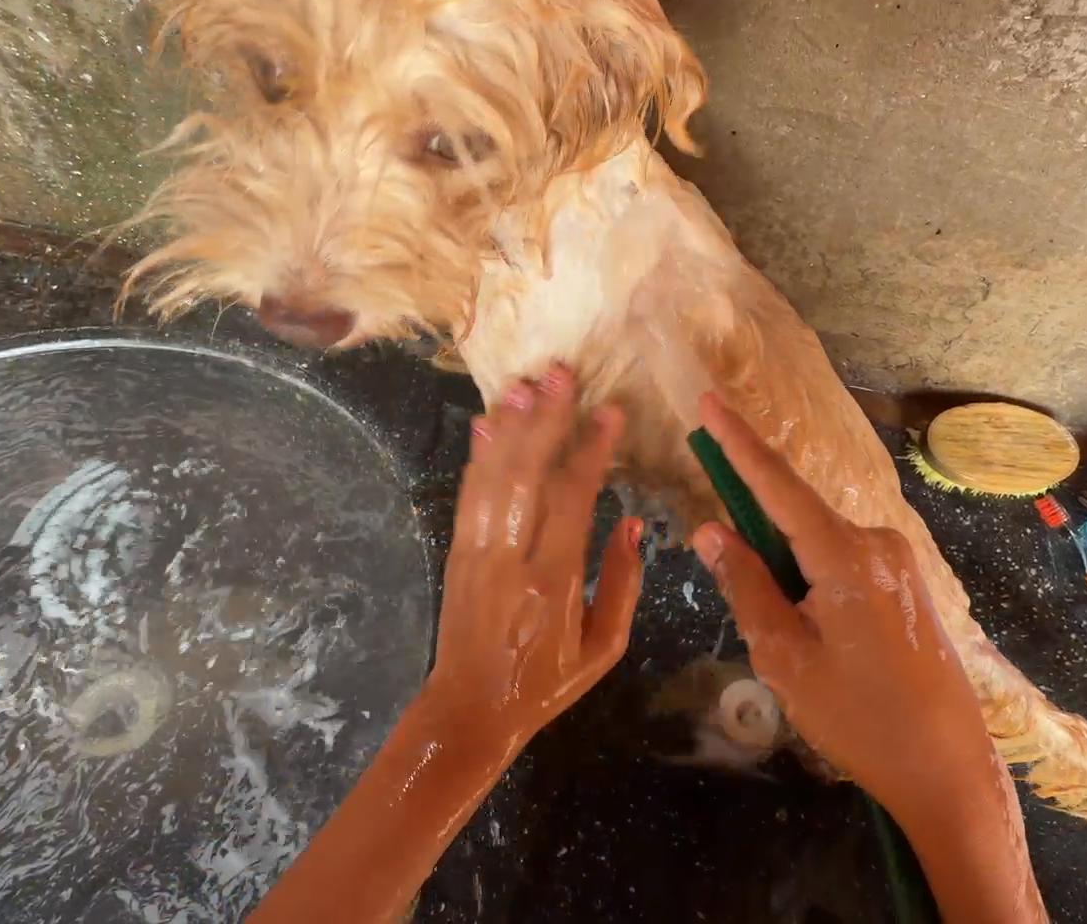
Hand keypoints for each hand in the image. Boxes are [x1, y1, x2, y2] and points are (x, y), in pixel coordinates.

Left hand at [246, 364, 644, 923]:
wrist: (468, 712)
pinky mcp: (456, 552)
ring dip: (509, 427)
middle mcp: (510, 559)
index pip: (573, 502)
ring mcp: (476, 552)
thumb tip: (630, 522)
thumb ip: (622, 584)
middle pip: (526, 477)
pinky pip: (468, 495)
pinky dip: (477, 455)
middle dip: (545, 421)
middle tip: (560, 375)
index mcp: (553, 584)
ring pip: (492, 479)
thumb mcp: (604, 649)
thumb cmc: (545, 683)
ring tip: (524, 383)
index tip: (609, 412)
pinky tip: (486, 421)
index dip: (591, 452)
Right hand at [689, 394, 1003, 823]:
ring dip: (787, 571)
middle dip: (759, 539)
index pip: (777, 484)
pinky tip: (819, 637)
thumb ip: (745, 584)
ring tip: (793, 644)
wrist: (949, 768)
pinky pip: (843, 561)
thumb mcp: (784, 657)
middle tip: (750, 599)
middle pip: (797, 517)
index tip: (710, 402)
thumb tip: (710, 530)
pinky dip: (813, 580)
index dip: (738, 442)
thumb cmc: (859, 718)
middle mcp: (876, 541)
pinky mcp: (907, 581)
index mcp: (844, 554)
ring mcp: (897, 560)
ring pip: (818, 544)